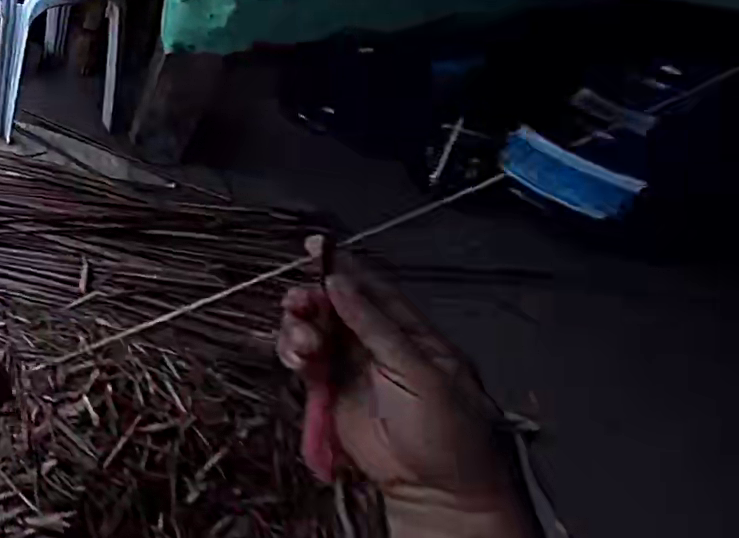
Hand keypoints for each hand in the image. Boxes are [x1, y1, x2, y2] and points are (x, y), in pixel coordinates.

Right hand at [277, 238, 531, 535]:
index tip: (314, 246)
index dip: (342, 266)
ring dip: (299, 327)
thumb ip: (375, 325)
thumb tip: (338, 282)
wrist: (435, 493)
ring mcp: (350, 362)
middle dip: (309, 300)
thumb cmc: (446, 435)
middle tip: (298, 303)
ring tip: (305, 344)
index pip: (371, 289)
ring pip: (310, 325)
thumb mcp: (419, 375)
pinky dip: (292, 351)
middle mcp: (375, 342)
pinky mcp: (327, 383)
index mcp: (409, 334)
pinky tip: (297, 361)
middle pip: (330, 304)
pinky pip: (299, 354)